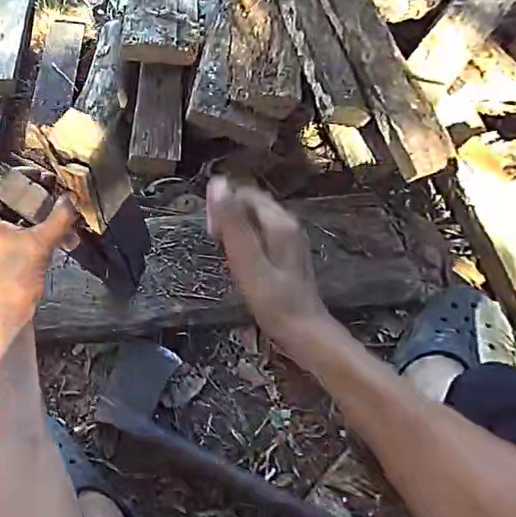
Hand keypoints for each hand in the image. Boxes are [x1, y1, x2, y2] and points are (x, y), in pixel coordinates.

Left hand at [0, 177, 77, 332]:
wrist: (9, 317)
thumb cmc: (16, 281)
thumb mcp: (41, 243)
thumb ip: (59, 217)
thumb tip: (70, 198)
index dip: (23, 177)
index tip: (44, 177)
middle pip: (7, 200)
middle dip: (35, 198)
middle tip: (55, 194)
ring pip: (15, 217)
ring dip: (39, 217)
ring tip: (61, 218)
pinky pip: (16, 232)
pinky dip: (35, 231)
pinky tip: (58, 236)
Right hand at [206, 176, 328, 343]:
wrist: (304, 332)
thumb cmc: (273, 301)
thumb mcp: (247, 261)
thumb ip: (232, 222)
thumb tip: (217, 184)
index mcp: (278, 222)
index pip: (243, 193)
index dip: (222, 205)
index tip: (211, 231)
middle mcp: (287, 223)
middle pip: (250, 202)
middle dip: (227, 214)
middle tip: (215, 240)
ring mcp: (290, 238)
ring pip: (254, 217)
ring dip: (235, 227)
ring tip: (225, 251)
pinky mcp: (287, 252)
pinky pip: (260, 232)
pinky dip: (245, 239)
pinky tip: (240, 260)